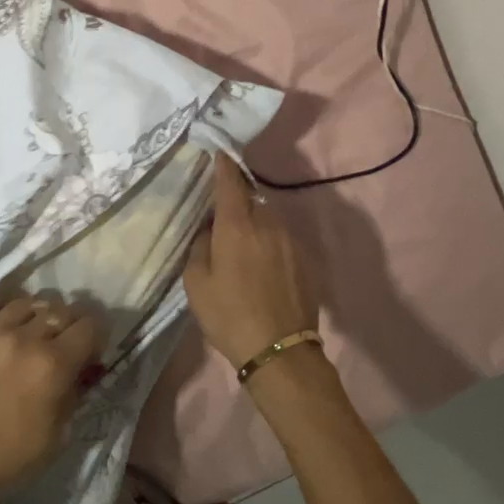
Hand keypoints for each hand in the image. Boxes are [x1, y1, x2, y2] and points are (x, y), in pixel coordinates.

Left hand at [0, 294, 102, 503]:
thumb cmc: (11, 460)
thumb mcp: (60, 433)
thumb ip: (75, 390)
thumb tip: (83, 365)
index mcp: (53, 365)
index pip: (90, 325)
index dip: (96, 336)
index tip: (91, 349)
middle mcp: (23, 338)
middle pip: (61, 309)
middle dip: (70, 324)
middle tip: (64, 344)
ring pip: (27, 301)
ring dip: (38, 314)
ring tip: (33, 333)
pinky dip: (2, 308)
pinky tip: (3, 324)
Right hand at [183, 156, 319, 368]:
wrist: (280, 350)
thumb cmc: (229, 315)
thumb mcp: (196, 283)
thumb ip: (200, 247)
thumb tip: (210, 230)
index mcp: (238, 225)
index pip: (230, 182)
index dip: (223, 165)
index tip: (218, 153)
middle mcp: (269, 224)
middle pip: (251, 200)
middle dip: (237, 203)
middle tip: (221, 219)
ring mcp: (292, 241)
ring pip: (269, 221)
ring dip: (255, 225)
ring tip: (242, 249)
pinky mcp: (306, 260)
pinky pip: (282, 241)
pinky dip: (270, 245)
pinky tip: (261, 270)